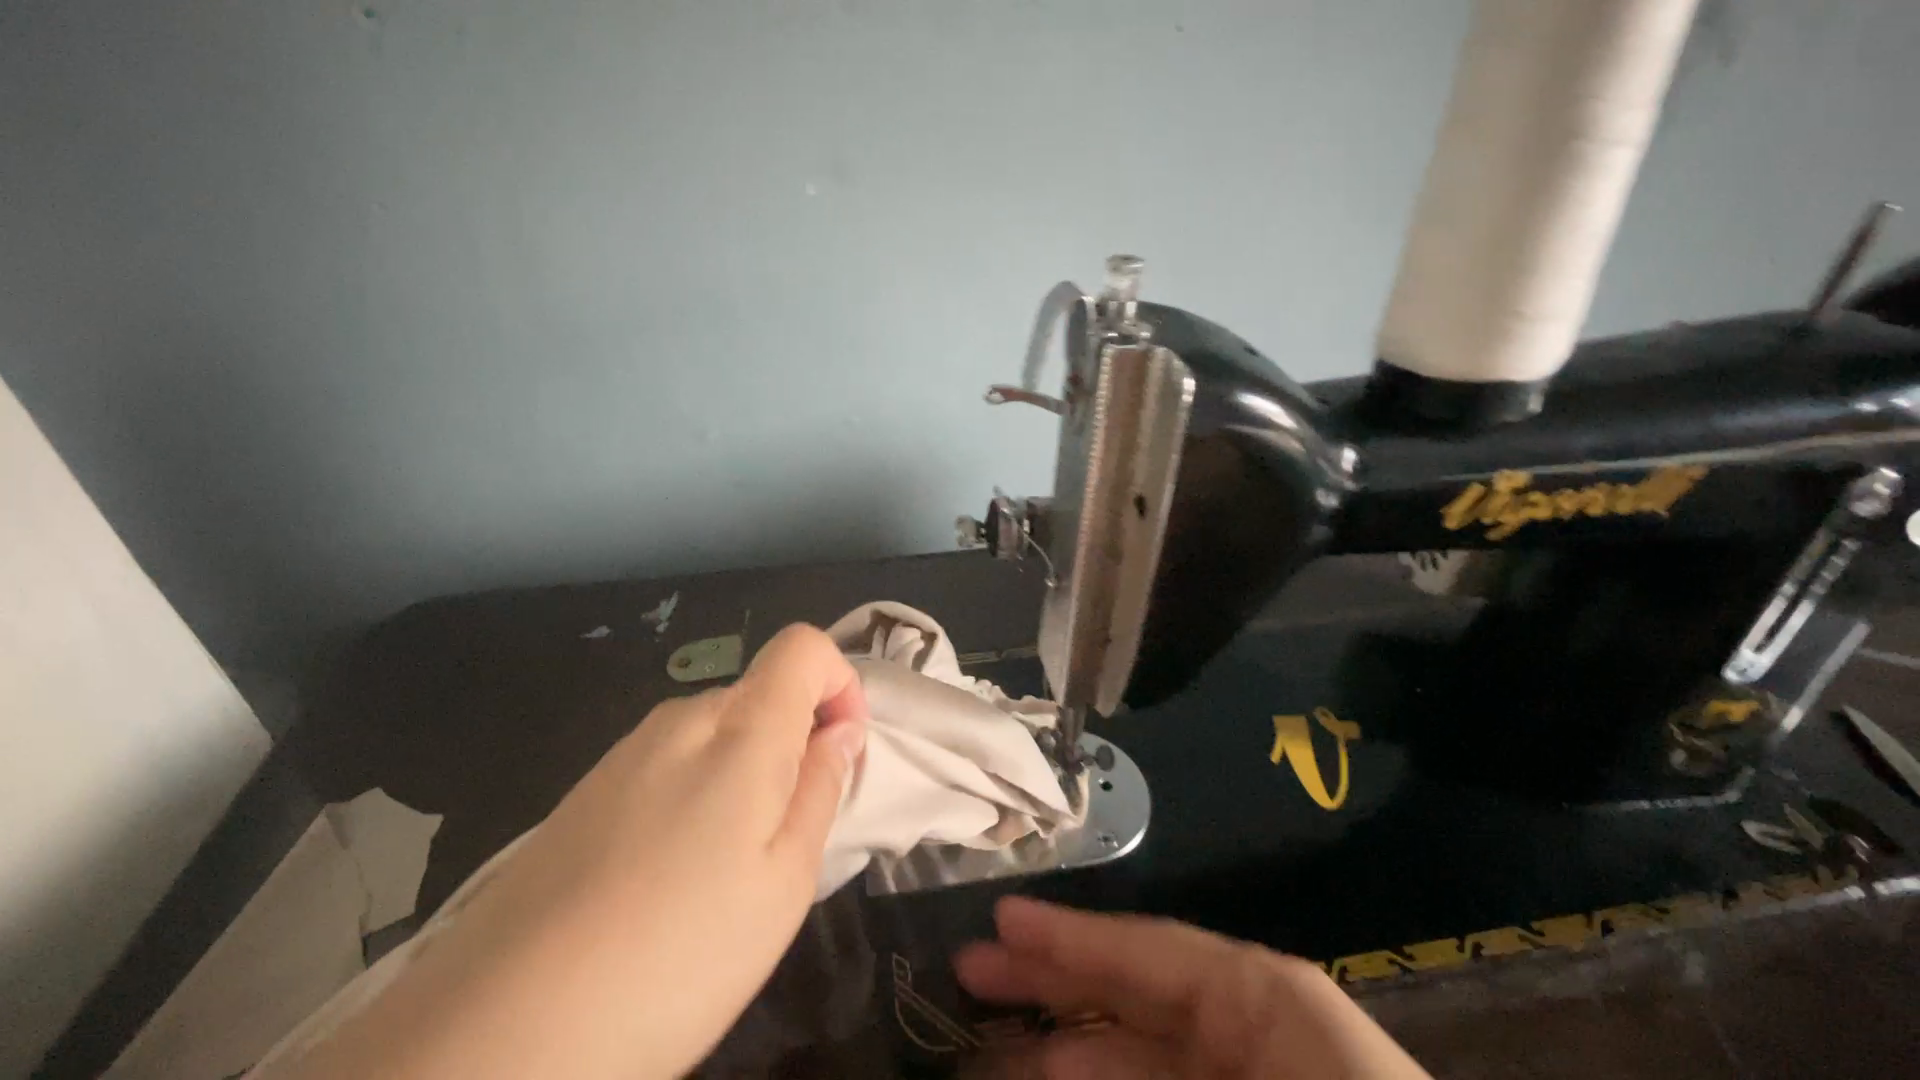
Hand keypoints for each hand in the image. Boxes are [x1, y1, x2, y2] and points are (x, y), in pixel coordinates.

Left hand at [271, 624, 867, 1079]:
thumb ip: (820, 788)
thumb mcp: (785, 881)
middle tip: (783, 841)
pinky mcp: (583, 791)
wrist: (505, 1023)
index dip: (838, 684)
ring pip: (712, 736)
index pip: (802, 646)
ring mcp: (623, 753)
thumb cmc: (681, 953)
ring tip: (722, 875)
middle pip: (759, 695)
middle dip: (791, 746)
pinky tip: (665, 881)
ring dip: (740, 778)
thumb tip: (841, 730)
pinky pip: (665, 766)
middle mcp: (678, 720)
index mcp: (739, 730)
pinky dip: (691, 798)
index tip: (839, 754)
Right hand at [955, 897, 1429, 1079]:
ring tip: (989, 1049)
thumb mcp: (1243, 1042)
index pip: (1149, 948)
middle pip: (1136, 987)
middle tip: (968, 970)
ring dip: (1068, 1044)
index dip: (1069, 934)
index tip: (998, 918)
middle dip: (1052, 979)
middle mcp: (1254, 1022)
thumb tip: (1040, 1060)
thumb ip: (1122, 1056)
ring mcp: (1248, 1063)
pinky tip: (1051, 1078)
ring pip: (1140, 1046)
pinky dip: (1105, 1076)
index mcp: (1264, 995)